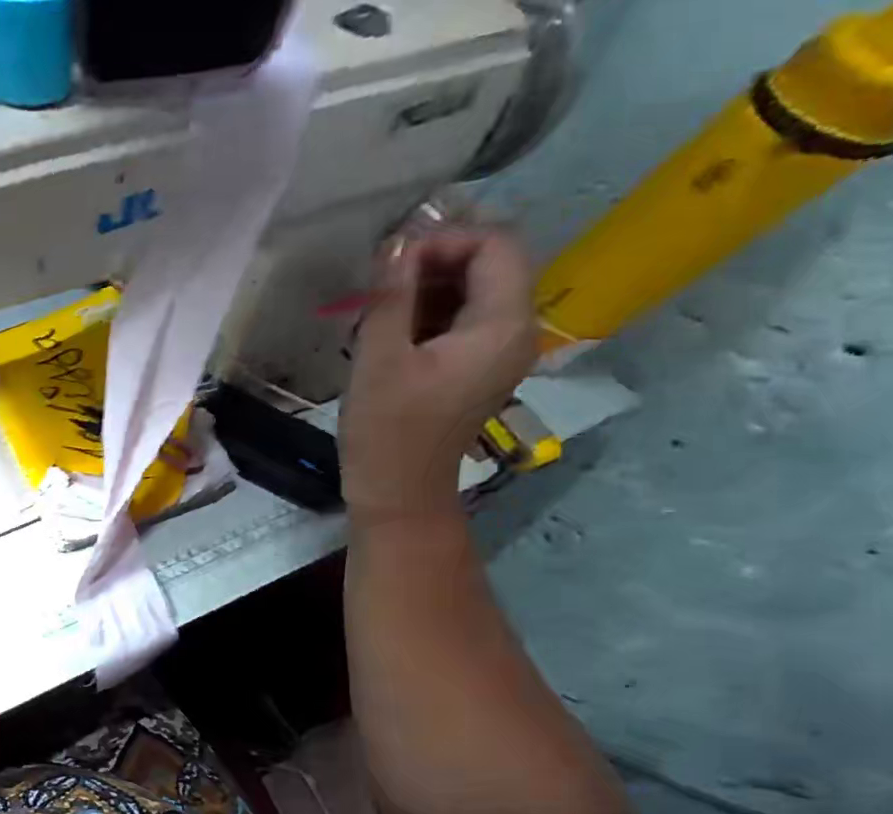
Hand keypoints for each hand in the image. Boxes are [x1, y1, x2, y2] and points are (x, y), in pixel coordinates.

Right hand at [341, 226, 537, 523]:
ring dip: (425, 289)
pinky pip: (462, 321)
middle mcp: (515, 332)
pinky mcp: (478, 370)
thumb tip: (395, 243)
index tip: (392, 263)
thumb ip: (391, 294)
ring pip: (473, 291)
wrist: (398, 495)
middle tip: (379, 284)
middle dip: (432, 263)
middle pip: (488, 265)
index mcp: (502, 326)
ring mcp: (500, 353)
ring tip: (377, 310)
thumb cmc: (388, 431)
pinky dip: (428, 314)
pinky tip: (388, 332)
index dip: (443, 240)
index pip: (494, 245)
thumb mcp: (380, 358)